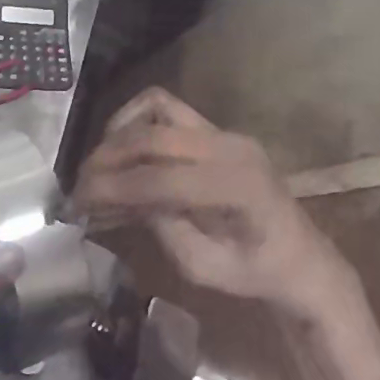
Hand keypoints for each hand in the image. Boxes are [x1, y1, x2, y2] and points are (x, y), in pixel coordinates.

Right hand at [74, 87, 355, 317]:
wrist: (302, 259)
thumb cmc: (256, 273)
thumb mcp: (202, 267)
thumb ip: (162, 227)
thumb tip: (120, 199)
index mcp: (237, 188)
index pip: (158, 178)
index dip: (111, 187)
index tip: (77, 203)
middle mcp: (231, 148)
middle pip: (150, 137)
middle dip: (105, 159)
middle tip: (80, 186)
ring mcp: (225, 132)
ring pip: (156, 109)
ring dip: (119, 134)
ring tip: (100, 165)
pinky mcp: (215, 130)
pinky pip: (165, 107)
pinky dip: (135, 119)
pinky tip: (122, 146)